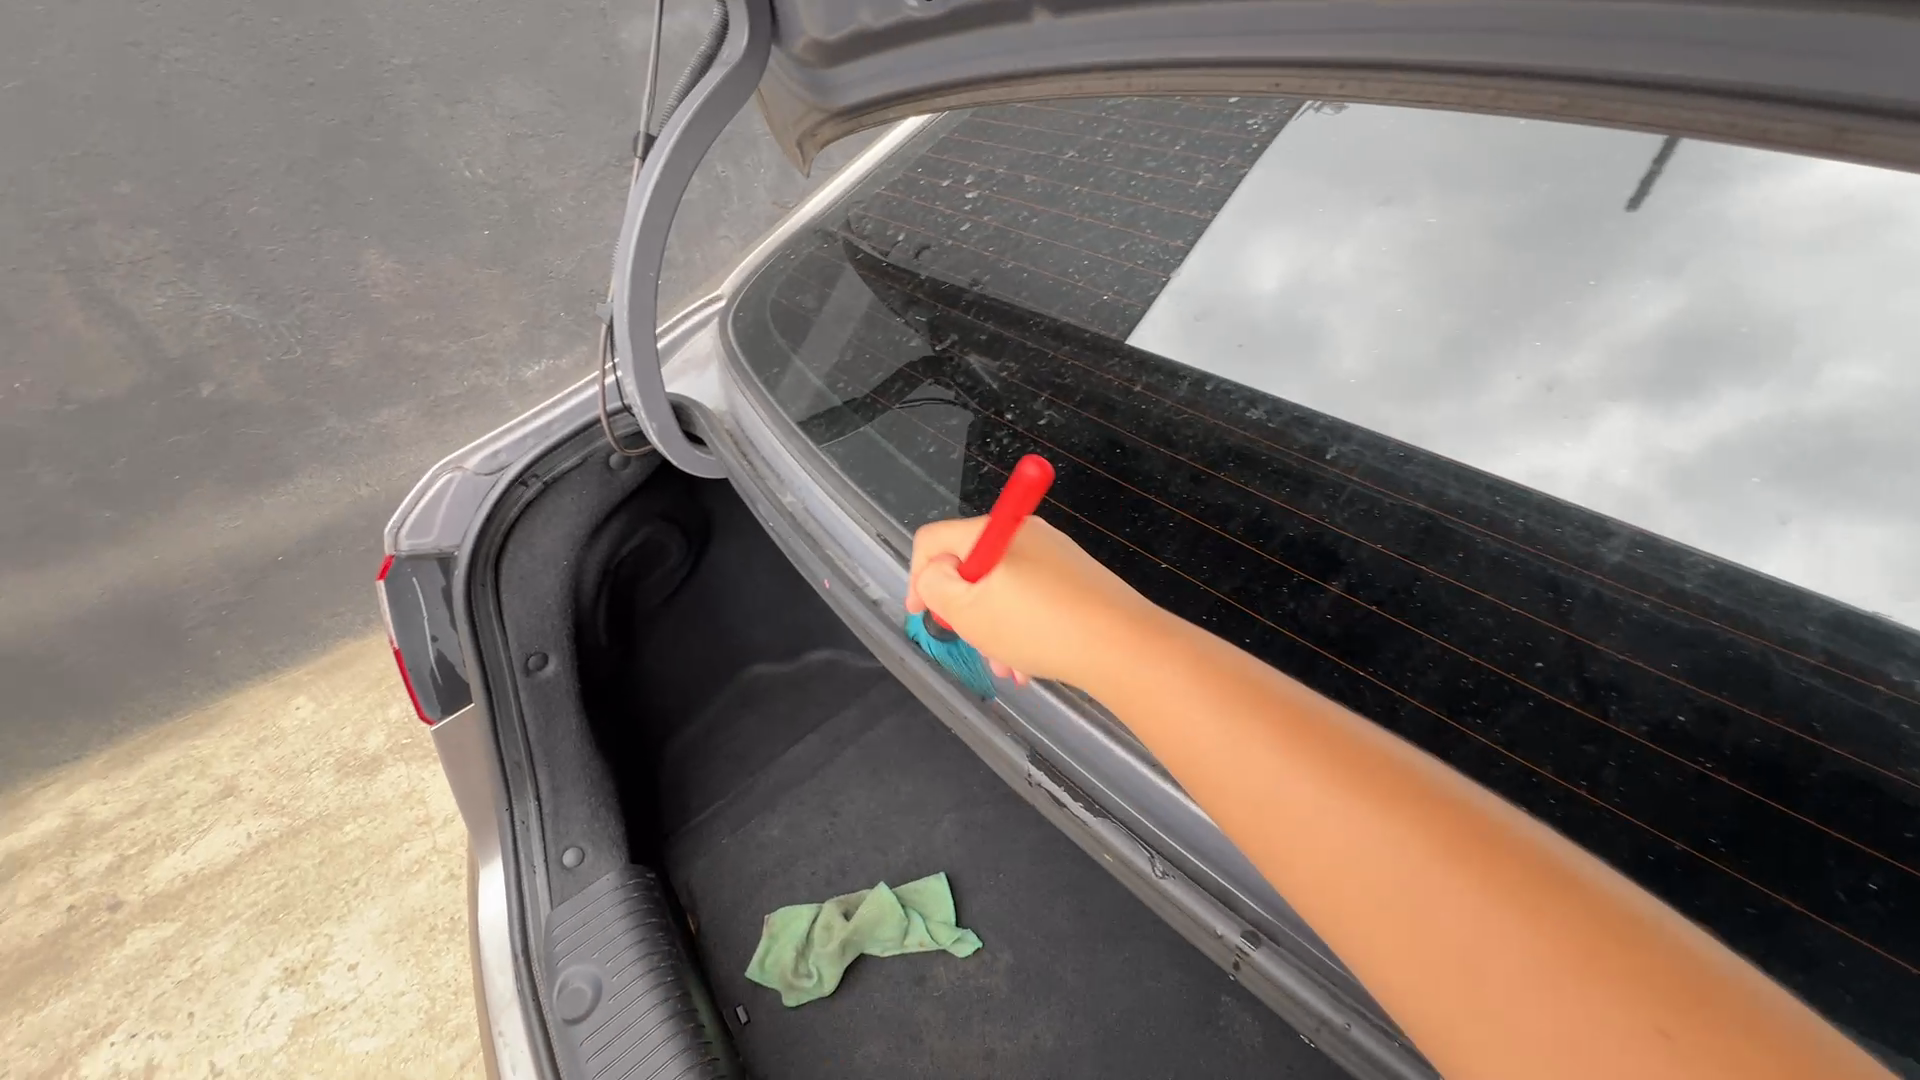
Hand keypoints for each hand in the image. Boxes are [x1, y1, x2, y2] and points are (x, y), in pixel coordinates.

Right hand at [905, 515, 1160, 687]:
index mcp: (994, 532)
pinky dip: (1022, 628)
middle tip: (969, 644)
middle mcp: (1024, 533)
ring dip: (993, 628)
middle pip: (971, 565)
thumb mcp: (968, 611)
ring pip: (1003, 589)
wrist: (1122, 646)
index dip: (918, 576)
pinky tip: (1028, 664)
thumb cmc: (1037, 626)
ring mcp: (1054, 555)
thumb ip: (937, 587)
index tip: (921, 615)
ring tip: (1005, 668)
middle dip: (962, 610)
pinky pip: (1032, 599)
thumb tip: (936, 573)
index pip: (934, 539)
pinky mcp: (1076, 579)